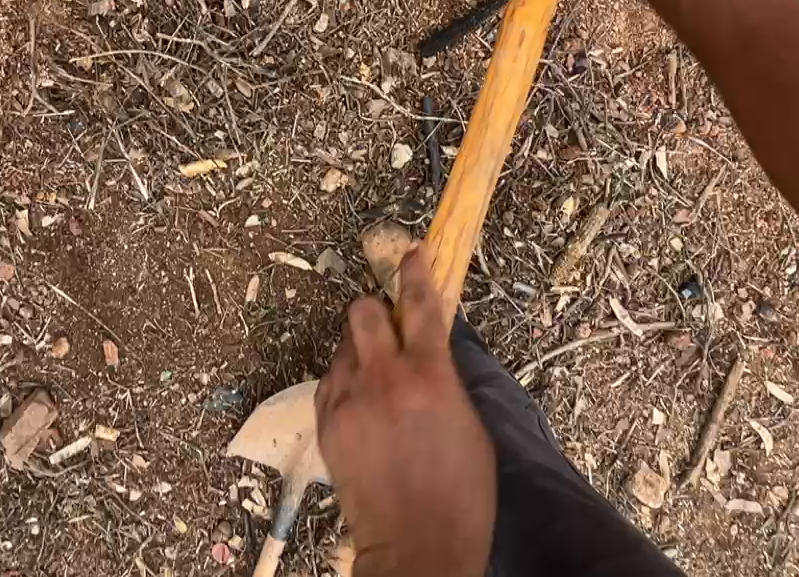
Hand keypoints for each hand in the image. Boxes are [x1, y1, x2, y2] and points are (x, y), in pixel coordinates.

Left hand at [316, 250, 494, 576]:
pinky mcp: (327, 421)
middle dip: (375, 312)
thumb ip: (446, 378)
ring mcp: (349, 398)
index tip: (414, 251)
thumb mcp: (471, 427)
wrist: (416, 548)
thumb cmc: (461, 494)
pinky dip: (347, 382)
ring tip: (377, 382)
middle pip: (363, 309)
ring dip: (362, 351)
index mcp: (429, 376)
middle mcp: (384, 377)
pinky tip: (363, 407)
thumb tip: (430, 350)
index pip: (420, 304)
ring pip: (344, 345)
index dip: (417, 271)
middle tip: (389, 332)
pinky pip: (331, 379)